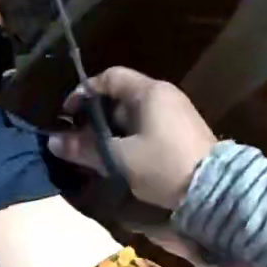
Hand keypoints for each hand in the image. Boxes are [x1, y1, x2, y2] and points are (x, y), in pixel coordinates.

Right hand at [47, 68, 218, 211]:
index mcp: (148, 92)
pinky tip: (123, 160)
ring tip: (98, 153)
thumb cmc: (163, 166)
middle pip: (121, 97)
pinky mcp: (183, 133)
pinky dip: (130, 138)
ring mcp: (177, 114)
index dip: (84, 92)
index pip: (110, 77)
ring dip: (113, 131)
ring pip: (134, 115)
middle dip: (96, 117)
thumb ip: (86, 148)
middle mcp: (164, 95)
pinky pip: (148, 127)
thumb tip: (53, 142)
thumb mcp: (119, 159)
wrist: (214, 189)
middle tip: (80, 140)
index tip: (68, 115)